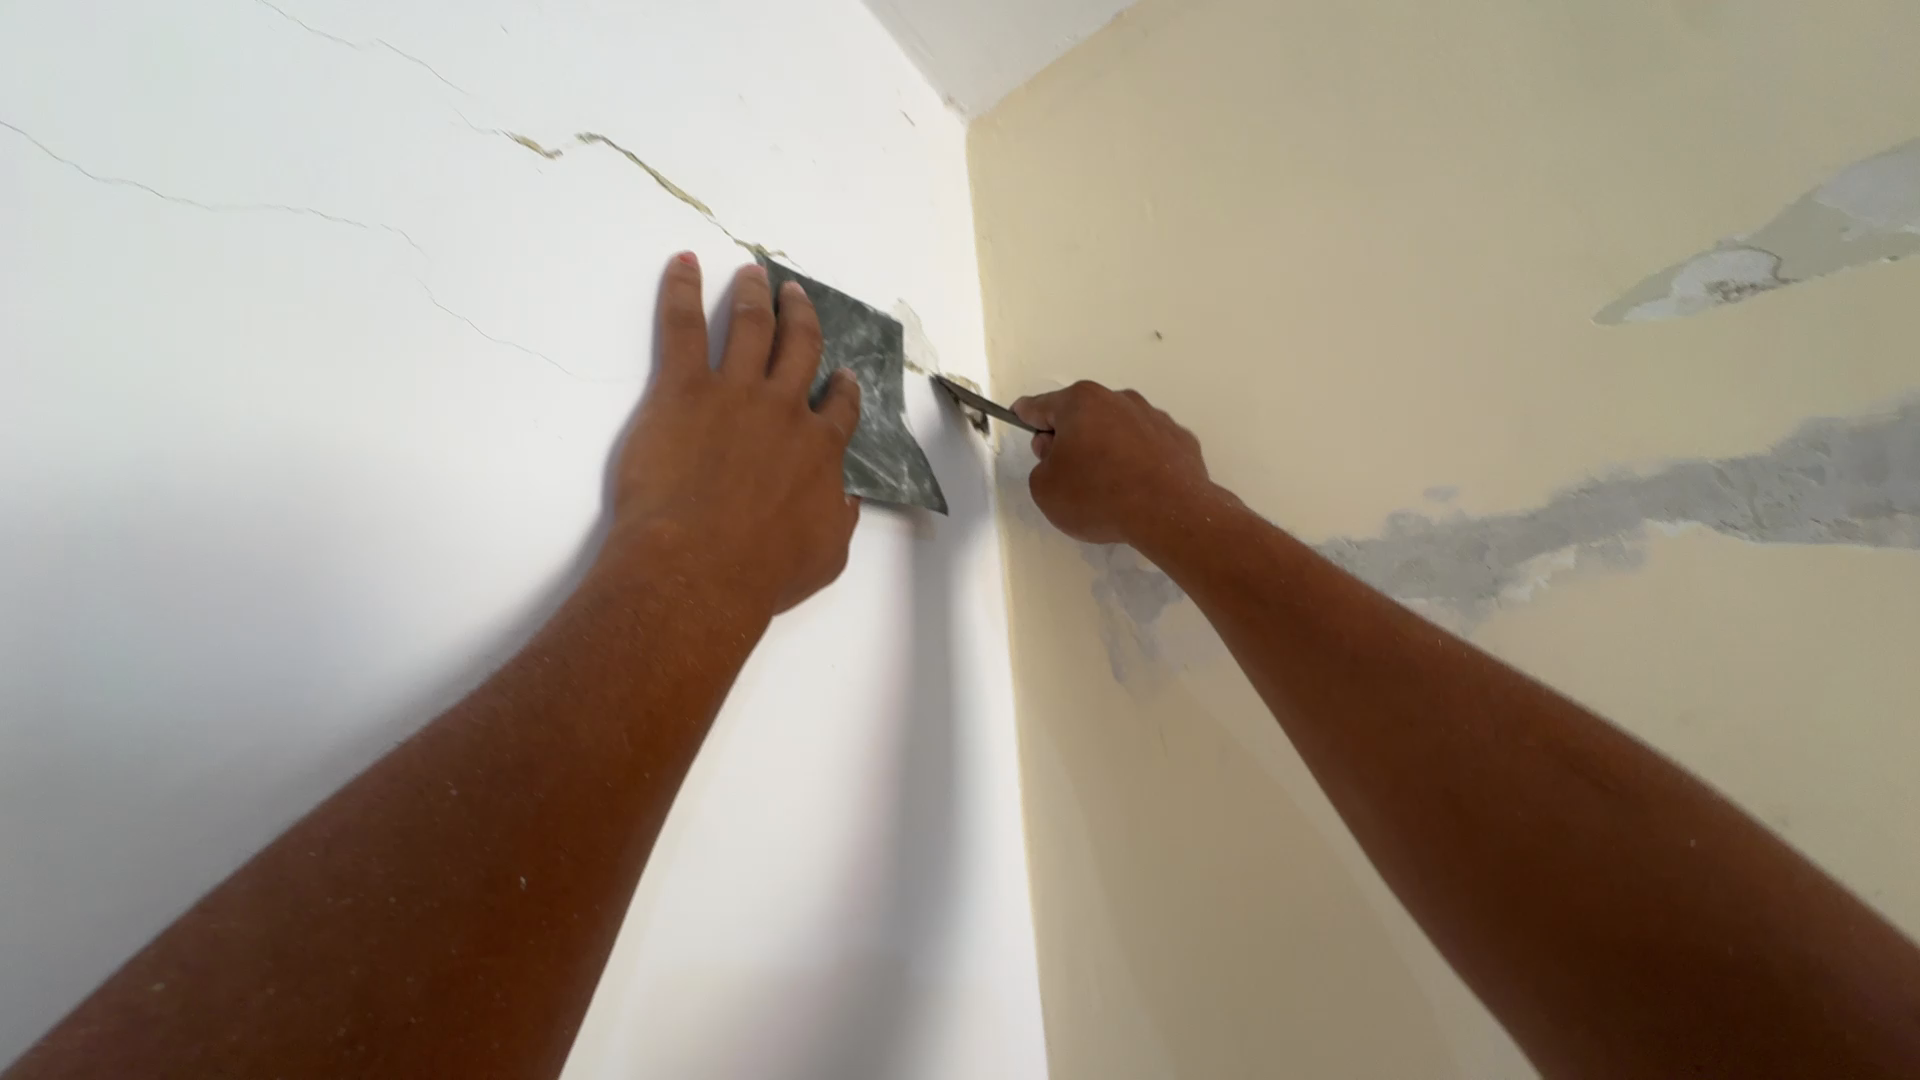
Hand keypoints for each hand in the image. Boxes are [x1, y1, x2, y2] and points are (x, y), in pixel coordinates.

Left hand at [606, 256, 861, 615]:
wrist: (701, 568)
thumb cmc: (764, 572)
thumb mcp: (826, 555)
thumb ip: (840, 520)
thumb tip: (848, 499)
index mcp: (821, 449)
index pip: (839, 406)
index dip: (841, 387)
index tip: (841, 376)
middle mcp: (786, 409)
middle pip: (801, 348)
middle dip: (802, 318)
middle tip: (795, 294)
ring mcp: (737, 393)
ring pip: (752, 328)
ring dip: (755, 296)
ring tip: (753, 274)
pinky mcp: (683, 388)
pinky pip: (684, 326)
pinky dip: (684, 291)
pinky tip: (684, 264)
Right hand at [1012, 381, 1217, 548]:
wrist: (1168, 513)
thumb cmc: (1097, 496)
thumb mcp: (1044, 488)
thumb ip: (1042, 465)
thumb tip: (1061, 456)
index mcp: (1080, 403)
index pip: (1040, 405)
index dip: (1025, 415)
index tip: (1020, 417)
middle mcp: (1118, 399)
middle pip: (1081, 415)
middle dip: (1069, 437)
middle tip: (1066, 474)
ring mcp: (1153, 417)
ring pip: (1117, 429)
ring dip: (1106, 449)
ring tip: (1108, 487)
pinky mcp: (1179, 440)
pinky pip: (1147, 448)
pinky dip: (1138, 461)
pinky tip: (1137, 489)